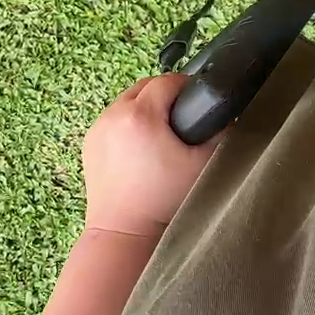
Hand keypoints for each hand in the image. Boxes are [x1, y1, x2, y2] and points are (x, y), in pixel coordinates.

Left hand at [80, 74, 217, 239]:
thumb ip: (220, 132)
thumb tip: (225, 115)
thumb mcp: (204, 163)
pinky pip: (114, 117)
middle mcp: (113, 115)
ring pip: (128, 99)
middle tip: (184, 117)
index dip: (188, 87)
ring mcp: (98, 129)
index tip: (198, 104)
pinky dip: (129, 121)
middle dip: (166, 94)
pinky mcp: (89, 143)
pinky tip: (144, 142)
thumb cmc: (163, 201)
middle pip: (145, 85)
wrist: (125, 234)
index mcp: (140, 115)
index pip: (168, 80)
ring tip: (164, 130)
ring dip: (146, 106)